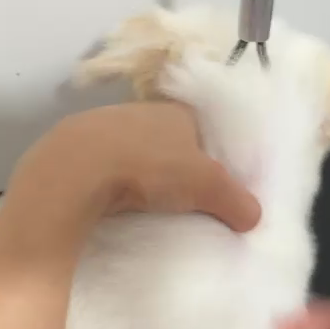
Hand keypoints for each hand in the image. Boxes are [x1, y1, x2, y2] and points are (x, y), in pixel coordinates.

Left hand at [0, 103, 260, 242]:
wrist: (74, 171)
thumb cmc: (151, 167)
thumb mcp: (209, 186)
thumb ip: (237, 201)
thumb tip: (254, 218)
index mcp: (178, 111)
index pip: (204, 128)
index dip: (214, 154)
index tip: (217, 184)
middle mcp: (142, 111)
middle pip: (171, 141)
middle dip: (180, 167)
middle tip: (191, 200)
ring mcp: (105, 127)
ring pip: (137, 153)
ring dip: (146, 177)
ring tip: (156, 208)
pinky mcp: (75, 150)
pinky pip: (109, 168)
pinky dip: (117, 185)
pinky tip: (121, 207)